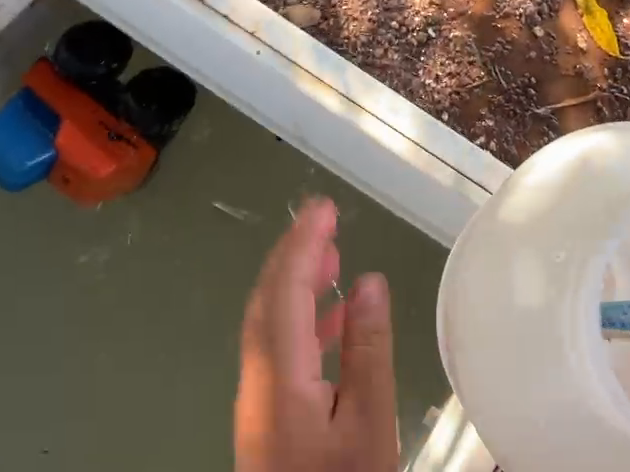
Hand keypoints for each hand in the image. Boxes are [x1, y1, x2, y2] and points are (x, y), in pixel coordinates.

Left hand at [236, 198, 398, 471]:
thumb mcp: (370, 421)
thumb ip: (367, 349)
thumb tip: (367, 283)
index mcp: (280, 379)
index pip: (285, 295)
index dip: (302, 247)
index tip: (323, 208)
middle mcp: (260, 383)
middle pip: (267, 305)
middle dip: (293, 256)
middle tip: (323, 218)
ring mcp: (261, 401)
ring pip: (271, 325)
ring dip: (296, 283)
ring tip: (330, 254)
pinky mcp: (270, 416)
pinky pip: (281, 347)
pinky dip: (305, 318)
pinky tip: (335, 317)